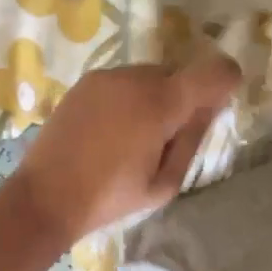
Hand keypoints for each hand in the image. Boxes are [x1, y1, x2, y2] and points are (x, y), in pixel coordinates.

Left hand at [11, 55, 240, 241]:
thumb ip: (191, 141)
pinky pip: (122, 82)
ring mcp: (106, 76)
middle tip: (168, 140)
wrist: (45, 197)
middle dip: (183, 99)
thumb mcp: (162, 184)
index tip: (221, 102)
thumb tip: (207, 110)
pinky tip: (113, 133)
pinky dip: (129, 100)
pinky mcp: (84, 83)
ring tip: (136, 140)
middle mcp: (135, 78)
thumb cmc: (109, 198)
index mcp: (160, 104)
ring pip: (149, 77)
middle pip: (178, 74)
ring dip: (155, 99)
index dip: (226, 83)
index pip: (212, 72)